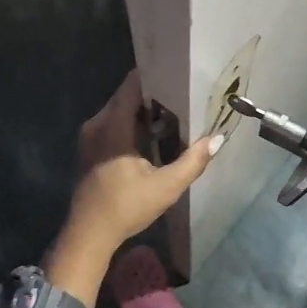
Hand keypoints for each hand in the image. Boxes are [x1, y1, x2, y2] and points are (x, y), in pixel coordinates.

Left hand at [60, 69, 220, 261]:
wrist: (89, 234)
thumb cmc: (126, 208)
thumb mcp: (166, 187)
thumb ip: (193, 161)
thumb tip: (217, 140)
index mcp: (112, 125)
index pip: (132, 85)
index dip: (155, 76)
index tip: (178, 73)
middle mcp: (97, 123)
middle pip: (126, 97)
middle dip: (154, 95)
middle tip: (183, 94)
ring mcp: (90, 137)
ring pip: (119, 112)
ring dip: (143, 112)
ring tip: (174, 113)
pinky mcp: (89, 150)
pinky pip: (112, 126)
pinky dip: (132, 126)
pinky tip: (153, 137)